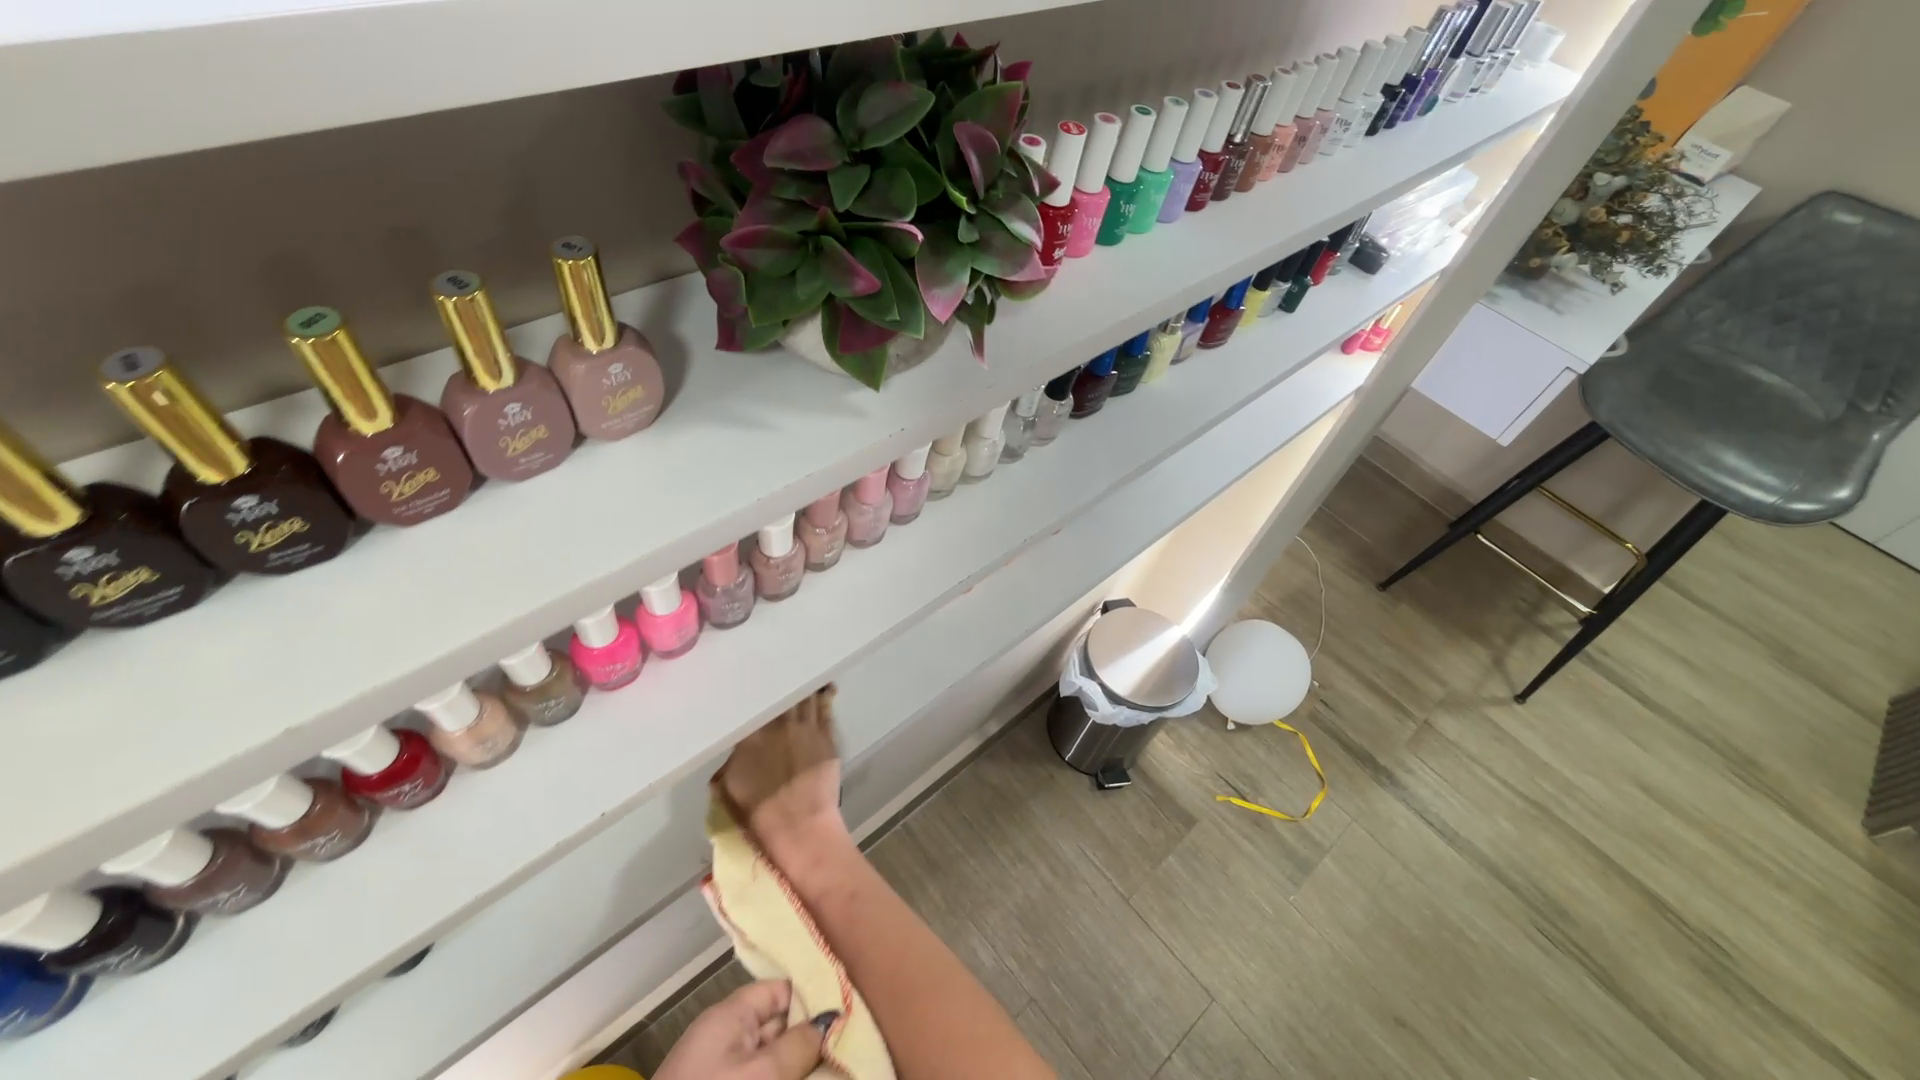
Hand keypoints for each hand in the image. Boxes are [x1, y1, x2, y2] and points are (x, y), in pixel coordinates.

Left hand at [652, 979, 832, 1079]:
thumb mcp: (763, 1074)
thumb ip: (800, 1044)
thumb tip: (828, 1020)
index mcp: (731, 1016)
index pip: (780, 990)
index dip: (814, 996)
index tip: (849, 1011)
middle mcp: (727, 1038)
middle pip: (779, 1026)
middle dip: (812, 1037)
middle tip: (853, 1046)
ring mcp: (722, 1072)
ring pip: (772, 1060)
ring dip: (800, 1067)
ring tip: (840, 1067)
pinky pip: (760, 1078)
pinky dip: (781, 1078)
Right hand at [717, 686, 847, 870]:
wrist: (800, 826)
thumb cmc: (760, 812)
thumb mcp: (730, 785)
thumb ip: (732, 757)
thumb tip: (735, 744)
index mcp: (751, 735)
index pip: (752, 703)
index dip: (753, 690)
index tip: (753, 678)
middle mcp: (779, 725)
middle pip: (781, 694)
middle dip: (781, 680)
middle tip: (779, 665)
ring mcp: (806, 729)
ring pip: (804, 697)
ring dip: (803, 684)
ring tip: (804, 668)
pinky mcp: (827, 737)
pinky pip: (825, 709)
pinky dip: (824, 696)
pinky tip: (825, 686)